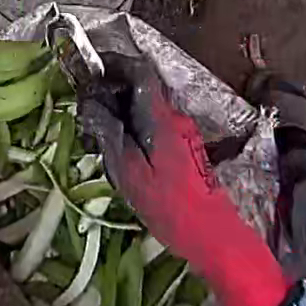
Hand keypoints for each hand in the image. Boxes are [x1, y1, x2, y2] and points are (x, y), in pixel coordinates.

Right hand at [81, 56, 298, 305]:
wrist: (219, 242)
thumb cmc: (172, 209)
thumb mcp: (130, 173)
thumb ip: (110, 133)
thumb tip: (90, 100)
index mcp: (161, 120)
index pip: (139, 72)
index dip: (113, 63)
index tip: (89, 70)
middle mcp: (175, 119)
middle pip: (139, 89)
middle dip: (109, 94)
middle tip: (86, 114)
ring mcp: (183, 133)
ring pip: (144, 109)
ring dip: (119, 115)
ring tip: (97, 140)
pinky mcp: (185, 148)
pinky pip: (152, 126)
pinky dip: (131, 130)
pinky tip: (119, 155)